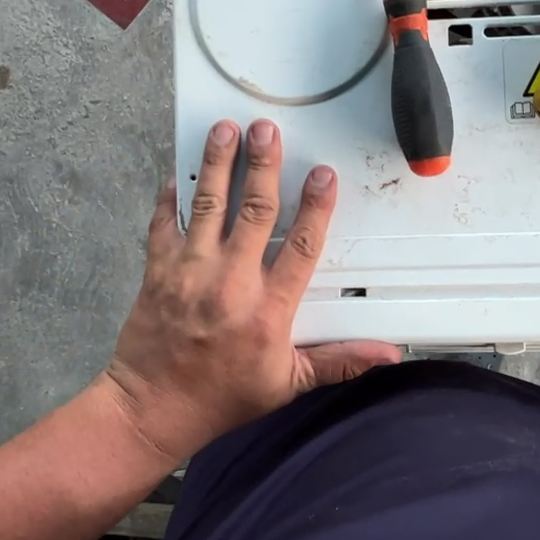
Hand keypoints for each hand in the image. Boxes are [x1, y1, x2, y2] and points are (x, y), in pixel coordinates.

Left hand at [101, 118, 400, 461]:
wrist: (152, 410)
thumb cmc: (221, 398)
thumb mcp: (288, 384)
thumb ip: (339, 362)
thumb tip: (388, 356)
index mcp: (268, 311)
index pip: (301, 247)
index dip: (316, 208)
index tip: (323, 175)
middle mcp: (231, 283)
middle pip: (254, 211)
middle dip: (263, 165)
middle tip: (267, 129)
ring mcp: (190, 273)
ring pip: (209, 206)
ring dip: (218, 164)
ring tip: (224, 130)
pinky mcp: (158, 271)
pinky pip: (164, 223)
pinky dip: (170, 196)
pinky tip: (177, 171)